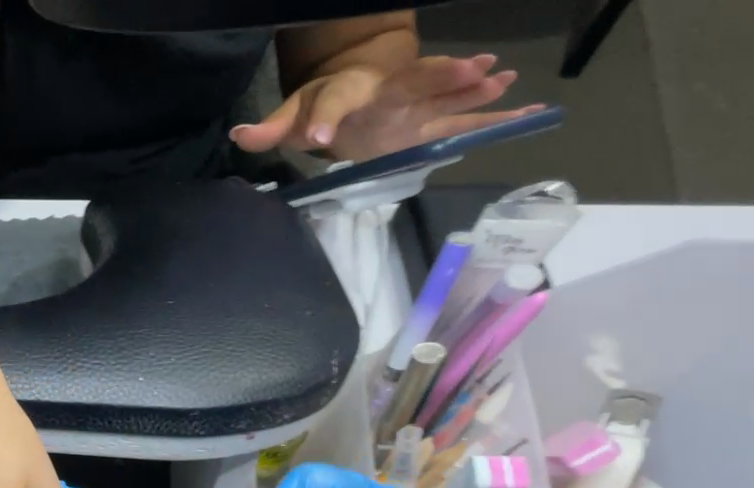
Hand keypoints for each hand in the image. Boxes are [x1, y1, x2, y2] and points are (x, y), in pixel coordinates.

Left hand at [232, 53, 542, 162]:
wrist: (351, 83)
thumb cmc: (318, 102)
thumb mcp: (289, 116)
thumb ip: (265, 130)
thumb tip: (238, 134)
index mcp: (343, 93)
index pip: (331, 104)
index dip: (322, 121)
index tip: (317, 139)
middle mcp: (385, 92)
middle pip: (411, 83)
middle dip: (438, 78)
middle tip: (470, 70)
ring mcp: (413, 103)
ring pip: (446, 92)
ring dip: (473, 86)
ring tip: (501, 77)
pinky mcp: (429, 118)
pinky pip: (464, 117)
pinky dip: (494, 114)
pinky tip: (528, 110)